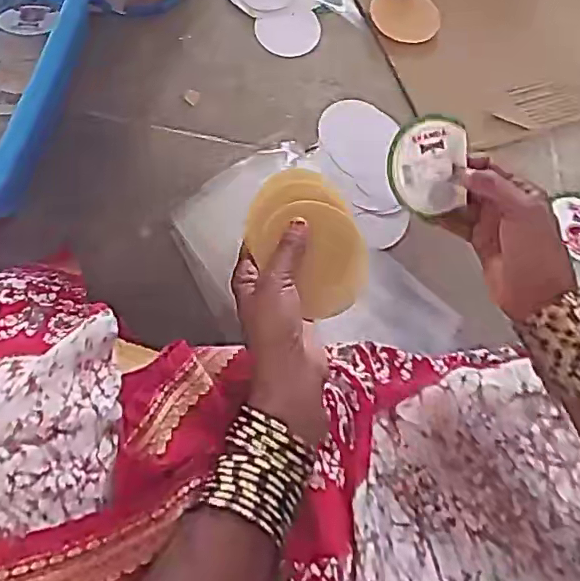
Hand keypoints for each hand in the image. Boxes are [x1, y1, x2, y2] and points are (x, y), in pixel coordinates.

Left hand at [232, 220, 327, 445]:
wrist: (294, 372)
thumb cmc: (275, 328)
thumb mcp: (276, 283)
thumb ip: (286, 251)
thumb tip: (298, 222)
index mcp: (246, 280)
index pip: (253, 245)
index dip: (264, 227)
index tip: (283, 208)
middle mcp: (262, 289)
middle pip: (275, 256)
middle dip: (289, 238)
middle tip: (308, 217)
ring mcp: (283, 301)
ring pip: (294, 269)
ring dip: (306, 255)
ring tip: (322, 232)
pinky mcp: (303, 312)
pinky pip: (311, 285)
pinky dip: (319, 273)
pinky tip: (333, 260)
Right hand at [437, 157, 576, 322]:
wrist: (535, 296)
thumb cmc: (537, 251)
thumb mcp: (522, 211)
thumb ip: (494, 187)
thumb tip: (465, 172)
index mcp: (522, 193)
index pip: (493, 170)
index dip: (472, 163)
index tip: (449, 160)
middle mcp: (506, 205)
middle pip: (476, 184)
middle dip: (455, 178)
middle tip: (430, 172)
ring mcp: (492, 223)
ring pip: (464, 203)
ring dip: (446, 196)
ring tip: (423, 189)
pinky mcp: (479, 240)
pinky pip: (457, 223)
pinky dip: (443, 217)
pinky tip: (427, 211)